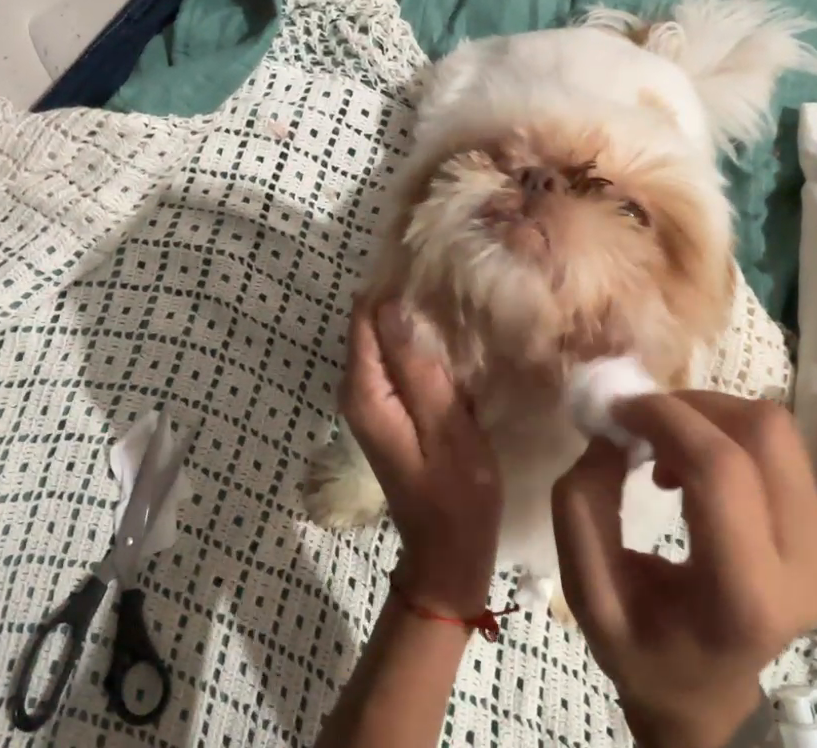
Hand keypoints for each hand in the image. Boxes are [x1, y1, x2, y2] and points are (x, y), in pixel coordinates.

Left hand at [340, 298, 502, 619]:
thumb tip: (393, 305)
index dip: (394, 286)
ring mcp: (371, 400)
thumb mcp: (447, 428)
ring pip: (387, 340)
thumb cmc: (456, 495)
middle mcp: (357, 389)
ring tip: (459, 300)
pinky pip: (398, 362)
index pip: (365, 315)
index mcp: (365, 390)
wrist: (448, 552)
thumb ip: (417, 368)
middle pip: (373, 323)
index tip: (434, 265)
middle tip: (455, 280)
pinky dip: (421, 348)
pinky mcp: (389, 409)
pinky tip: (454, 341)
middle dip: (406, 299)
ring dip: (416, 322)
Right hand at [551, 391, 816, 747]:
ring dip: (707, 420)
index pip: (722, 469)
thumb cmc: (641, 651)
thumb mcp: (587, 594)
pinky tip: (692, 468)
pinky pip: (778, 449)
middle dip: (691, 408)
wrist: (706, 694)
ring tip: (662, 453)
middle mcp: (806, 566)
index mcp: (746, 594)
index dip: (666, 418)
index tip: (616, 410)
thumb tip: (610, 433)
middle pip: (764, 433)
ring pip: (774, 432)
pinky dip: (724, 436)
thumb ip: (582, 509)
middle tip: (639, 425)